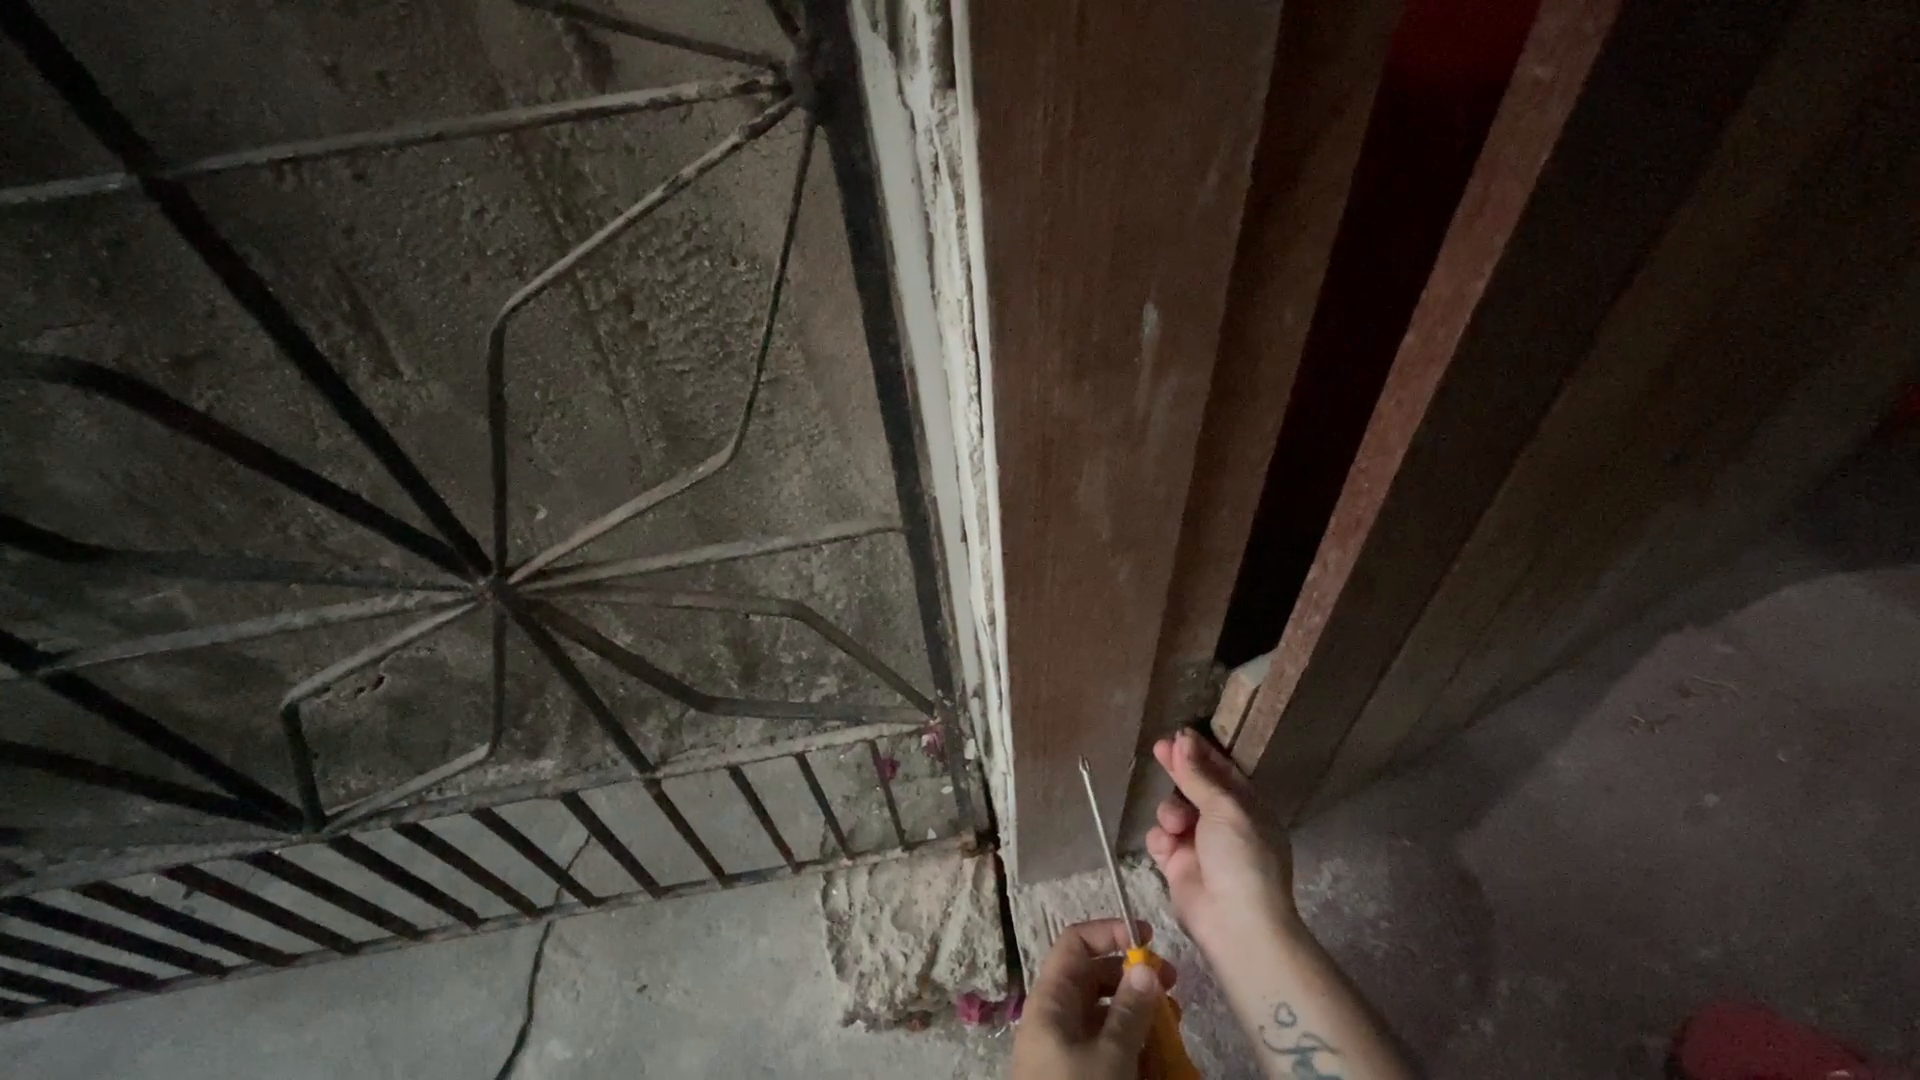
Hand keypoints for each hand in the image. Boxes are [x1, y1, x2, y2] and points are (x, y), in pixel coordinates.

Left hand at [1010, 918, 1177, 1079]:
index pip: (1075, 943)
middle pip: (1094, 977)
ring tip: (1174, 1024)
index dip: (1109, 932)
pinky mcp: (1081, 1074)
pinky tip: (1163, 1057)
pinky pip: (1108, 1046)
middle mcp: (1056, 1016)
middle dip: (1134, 976)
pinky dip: (1134, 1044)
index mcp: (1051, 999)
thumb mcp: (1109, 1056)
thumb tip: (1145, 966)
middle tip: (1173, 986)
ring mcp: (1067, 1048)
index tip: (1149, 939)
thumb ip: (1130, 1010)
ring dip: (1140, 1013)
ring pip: (1105, 1013)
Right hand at [1145, 729, 1298, 955]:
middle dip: (1178, 771)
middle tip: (1159, 749)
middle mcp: (1224, 824)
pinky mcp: (1177, 865)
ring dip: (1171, 811)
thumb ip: (1199, 775)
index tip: (1179, 734)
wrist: (1235, 923)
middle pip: (1195, 787)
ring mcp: (1200, 845)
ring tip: (1176, 823)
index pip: (1223, 771)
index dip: (1202, 752)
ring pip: (1173, 810)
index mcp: (1248, 809)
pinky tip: (1168, 845)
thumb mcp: (1225, 808)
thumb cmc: (1242, 858)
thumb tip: (1183, 739)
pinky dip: (1162, 839)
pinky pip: (1161, 839)